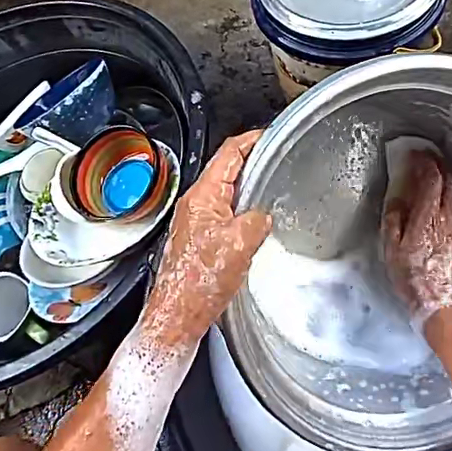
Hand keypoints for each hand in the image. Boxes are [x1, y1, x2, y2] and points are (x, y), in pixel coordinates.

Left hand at [139, 129, 272, 346]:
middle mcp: (194, 204)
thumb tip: (263, 215)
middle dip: (251, 161)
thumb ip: (258, 219)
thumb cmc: (198, 283)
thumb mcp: (241, 244)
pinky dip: (240, 208)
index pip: (228, 153)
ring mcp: (194, 220)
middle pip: (225, 169)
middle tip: (274, 159)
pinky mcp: (198, 237)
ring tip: (268, 186)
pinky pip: (222, 212)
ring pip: (224, 192)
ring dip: (246, 186)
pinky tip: (254, 220)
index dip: (251, 140)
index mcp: (202, 197)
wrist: (178, 315)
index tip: (268, 135)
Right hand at [381, 151, 451, 321]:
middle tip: (426, 157)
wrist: (433, 295)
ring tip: (437, 171)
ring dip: (448, 176)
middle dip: (438, 164)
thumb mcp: (391, 245)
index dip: (425, 162)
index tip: (415, 154)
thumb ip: (393, 218)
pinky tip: (447, 195)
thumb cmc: (409, 272)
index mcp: (427, 215)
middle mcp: (446, 216)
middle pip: (449, 180)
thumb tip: (396, 200)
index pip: (432, 179)